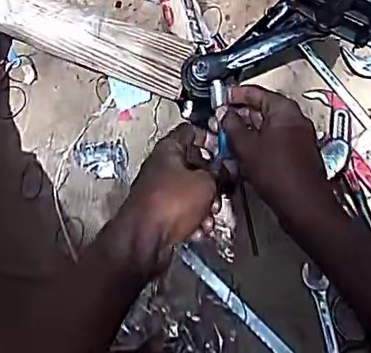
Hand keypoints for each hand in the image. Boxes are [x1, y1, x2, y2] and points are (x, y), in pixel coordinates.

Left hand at [97, 124, 219, 279]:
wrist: (143, 240)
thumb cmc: (172, 202)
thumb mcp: (205, 184)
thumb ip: (220, 174)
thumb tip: (227, 168)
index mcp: (169, 148)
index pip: (191, 131)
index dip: (209, 138)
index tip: (225, 151)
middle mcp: (162, 164)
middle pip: (194, 164)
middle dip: (211, 180)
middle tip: (221, 192)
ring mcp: (160, 189)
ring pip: (191, 190)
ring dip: (205, 204)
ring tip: (209, 217)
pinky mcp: (160, 213)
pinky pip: (183, 210)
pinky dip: (194, 219)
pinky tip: (199, 230)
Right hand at [219, 85, 334, 224]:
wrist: (304, 208)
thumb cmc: (284, 177)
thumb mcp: (246, 146)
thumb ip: (231, 125)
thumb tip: (226, 115)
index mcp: (285, 110)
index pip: (255, 92)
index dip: (235, 95)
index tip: (223, 98)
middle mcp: (295, 121)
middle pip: (261, 111)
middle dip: (239, 118)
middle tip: (223, 122)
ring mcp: (298, 140)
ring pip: (266, 130)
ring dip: (246, 135)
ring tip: (229, 143)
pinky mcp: (297, 158)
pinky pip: (273, 145)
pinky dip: (257, 148)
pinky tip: (244, 159)